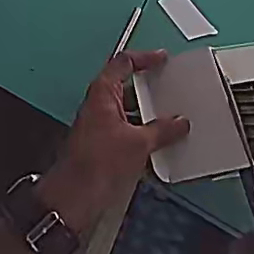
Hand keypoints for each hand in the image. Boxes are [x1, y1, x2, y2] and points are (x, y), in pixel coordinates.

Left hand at [38, 51, 188, 234]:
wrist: (75, 196)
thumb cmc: (95, 163)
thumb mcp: (138, 143)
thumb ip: (162, 130)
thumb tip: (178, 124)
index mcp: (103, 93)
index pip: (123, 62)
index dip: (144, 57)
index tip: (161, 58)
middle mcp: (98, 105)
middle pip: (126, 85)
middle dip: (148, 87)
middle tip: (168, 86)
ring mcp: (99, 124)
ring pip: (127, 109)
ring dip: (146, 112)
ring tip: (169, 118)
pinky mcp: (102, 143)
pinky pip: (126, 128)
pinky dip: (142, 131)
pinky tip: (157, 142)